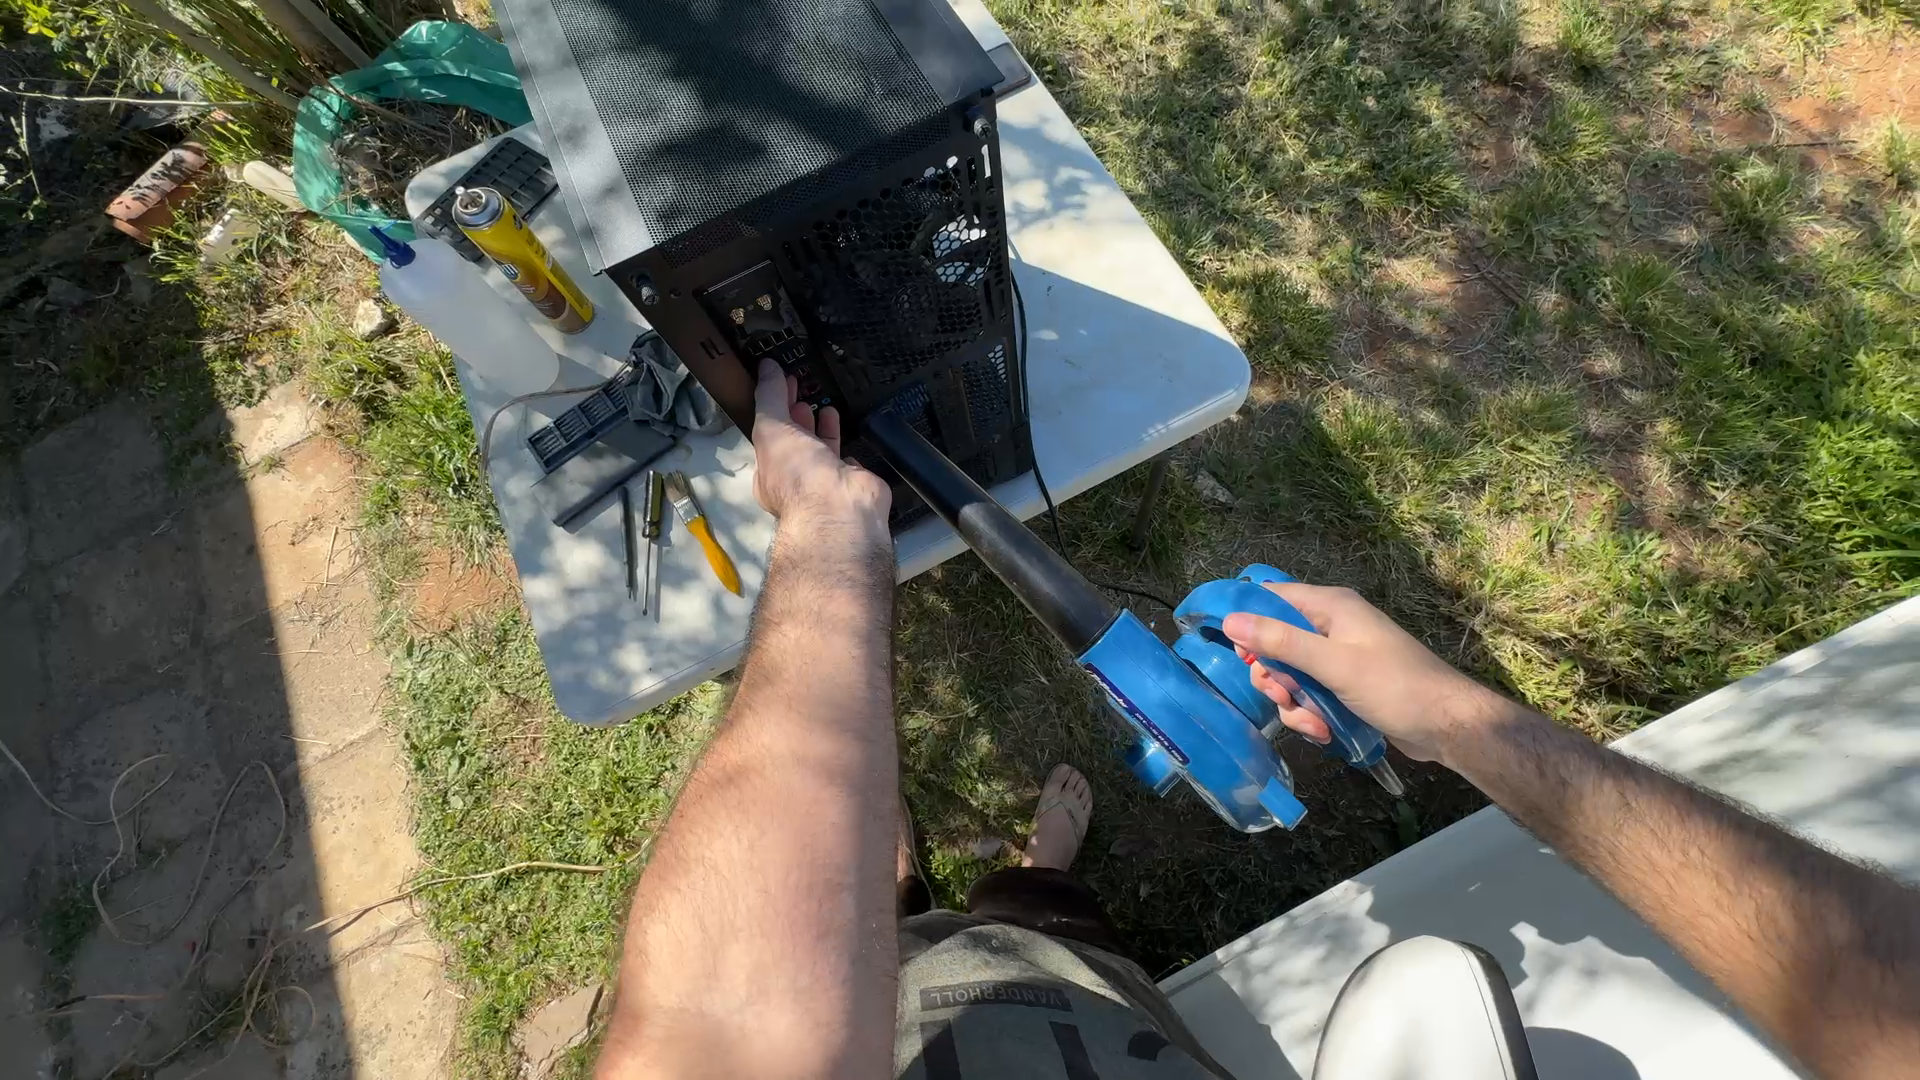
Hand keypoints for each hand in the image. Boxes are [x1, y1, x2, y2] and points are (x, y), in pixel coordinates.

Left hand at [751, 358, 890, 530]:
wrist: (840, 508)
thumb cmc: (798, 472)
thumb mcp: (771, 428)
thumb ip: (770, 397)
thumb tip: (766, 366)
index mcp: (770, 469)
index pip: (769, 432)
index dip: (775, 406)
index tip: (783, 381)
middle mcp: (796, 477)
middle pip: (795, 439)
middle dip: (797, 416)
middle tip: (802, 389)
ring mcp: (826, 480)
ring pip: (822, 448)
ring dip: (822, 427)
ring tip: (825, 405)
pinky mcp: (852, 480)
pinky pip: (847, 459)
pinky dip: (846, 444)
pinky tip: (847, 429)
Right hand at [1220, 583, 1524, 765]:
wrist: (1451, 728)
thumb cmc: (1395, 686)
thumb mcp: (1332, 664)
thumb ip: (1280, 641)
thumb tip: (1229, 621)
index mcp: (1329, 607)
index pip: (1270, 596)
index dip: (1246, 618)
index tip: (1236, 651)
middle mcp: (1328, 626)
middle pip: (1273, 642)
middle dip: (1272, 675)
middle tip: (1281, 694)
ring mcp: (1335, 657)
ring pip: (1287, 673)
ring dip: (1291, 701)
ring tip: (1312, 723)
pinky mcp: (1340, 685)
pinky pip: (1306, 693)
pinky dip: (1307, 713)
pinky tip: (1323, 731)